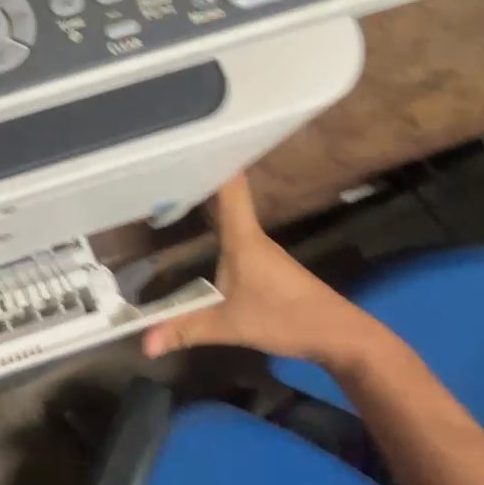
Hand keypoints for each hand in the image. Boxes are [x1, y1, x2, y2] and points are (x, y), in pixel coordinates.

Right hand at [142, 176, 394, 372]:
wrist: (340, 336)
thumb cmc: (286, 318)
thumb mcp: (229, 326)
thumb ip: (185, 330)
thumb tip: (144, 345)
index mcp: (243, 239)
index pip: (229, 190)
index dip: (214, 162)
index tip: (193, 140)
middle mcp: (252, 237)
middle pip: (226, 196)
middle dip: (199, 178)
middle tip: (164, 162)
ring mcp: (261, 251)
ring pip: (229, 217)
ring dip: (207, 201)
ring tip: (175, 186)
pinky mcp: (266, 267)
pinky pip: (234, 236)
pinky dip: (215, 225)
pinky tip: (200, 229)